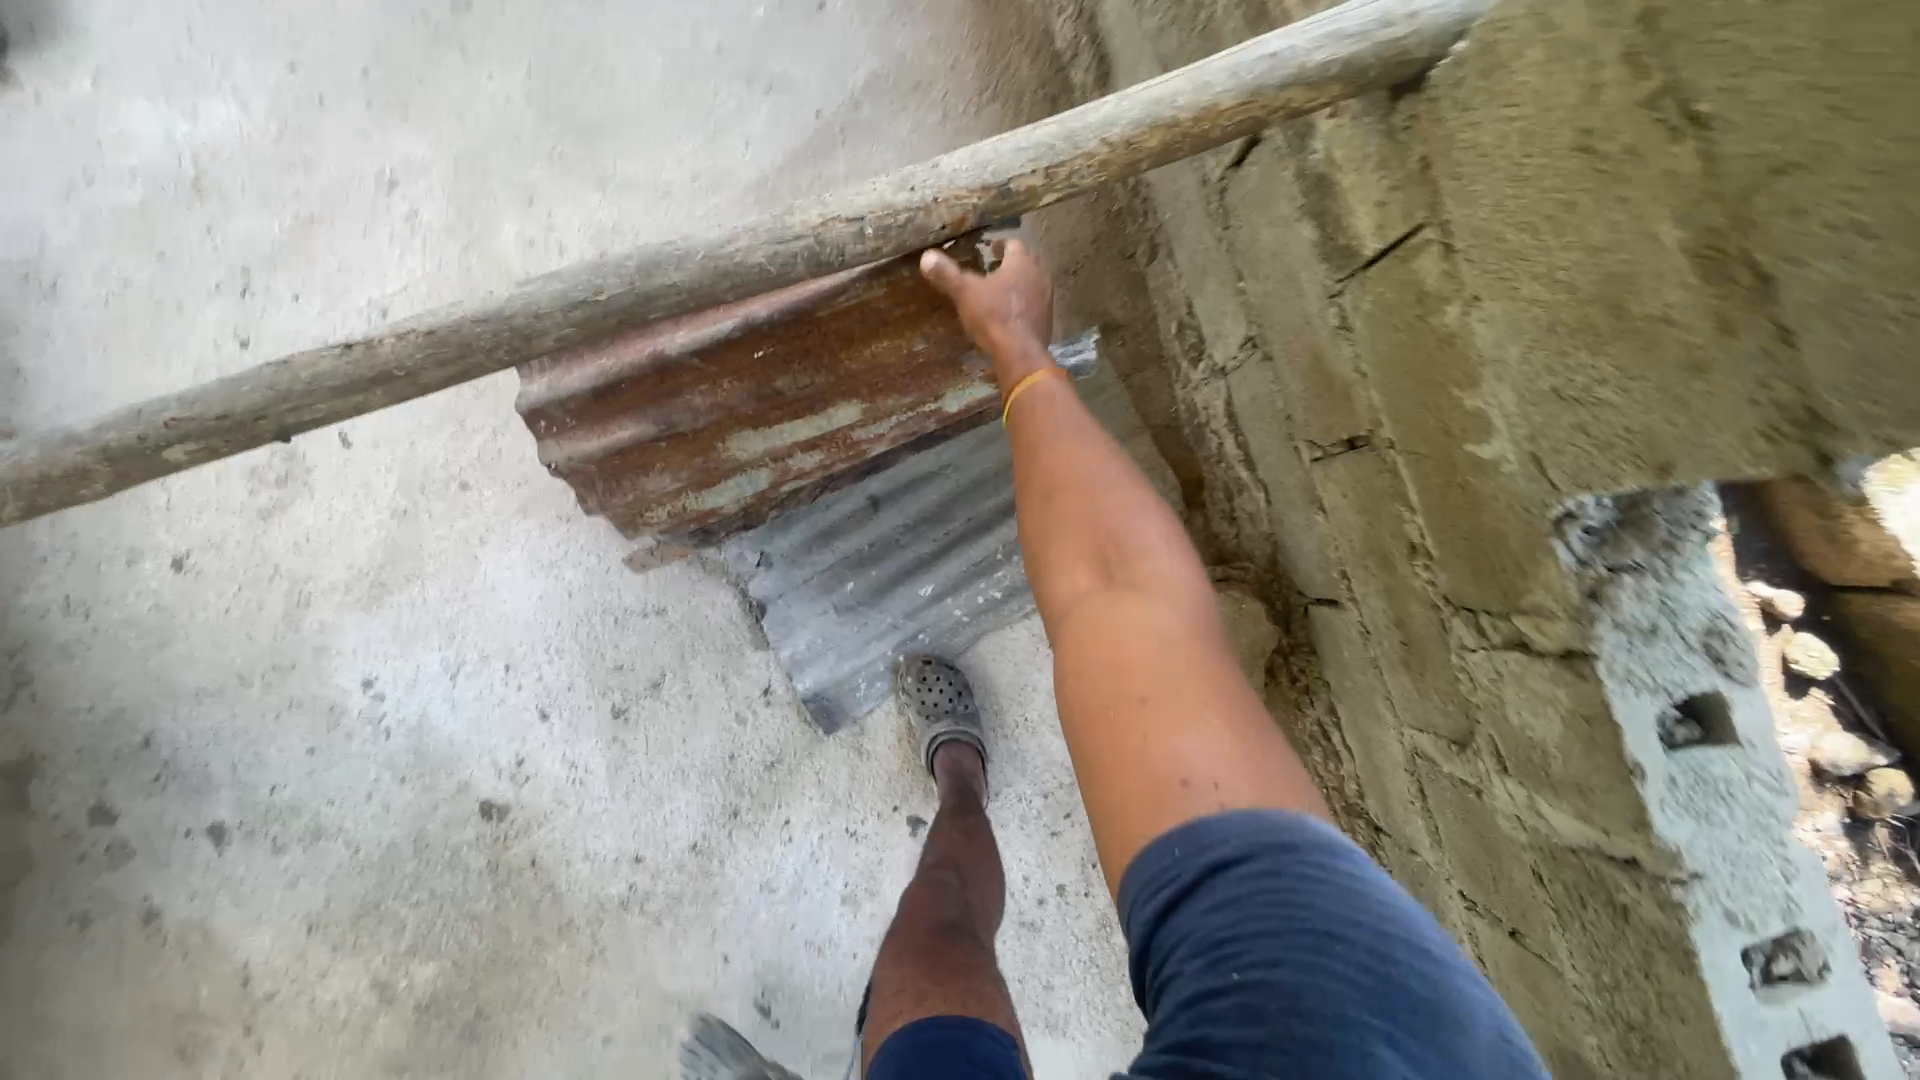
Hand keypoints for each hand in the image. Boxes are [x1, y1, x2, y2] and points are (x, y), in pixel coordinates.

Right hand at [920, 239, 1055, 391]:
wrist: (1019, 353)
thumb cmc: (992, 316)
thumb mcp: (964, 292)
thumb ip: (946, 274)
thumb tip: (926, 257)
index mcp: (1021, 262)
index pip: (1013, 244)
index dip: (1001, 245)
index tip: (991, 249)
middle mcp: (1039, 275)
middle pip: (1027, 262)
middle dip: (1012, 264)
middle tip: (996, 268)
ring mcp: (1047, 299)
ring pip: (1033, 284)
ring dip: (1019, 284)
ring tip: (1002, 291)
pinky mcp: (1048, 320)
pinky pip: (1035, 305)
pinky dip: (1024, 304)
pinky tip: (1012, 314)